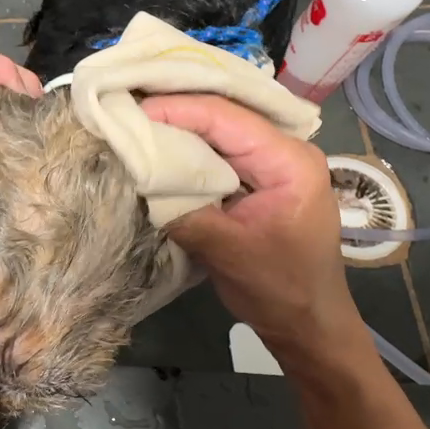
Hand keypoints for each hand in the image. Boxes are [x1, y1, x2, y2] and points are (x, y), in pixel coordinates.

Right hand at [140, 94, 363, 363]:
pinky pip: (216, 143)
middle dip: (171, 105)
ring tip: (130, 116)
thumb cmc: (277, 288)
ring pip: (216, 124)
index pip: (223, 116)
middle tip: (121, 103)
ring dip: (175, 120)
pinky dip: (184, 140)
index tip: (125, 111)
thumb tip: (131, 169)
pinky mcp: (256, 172)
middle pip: (220, 111)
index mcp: (289, 160)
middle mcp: (284, 147)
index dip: (173, 108)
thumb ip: (179, 205)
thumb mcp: (223, 249)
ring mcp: (272, 158)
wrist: (307, 326)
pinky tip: (154, 139)